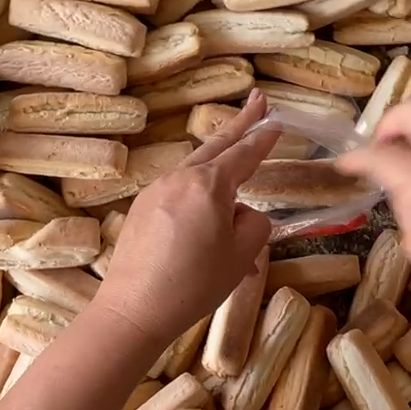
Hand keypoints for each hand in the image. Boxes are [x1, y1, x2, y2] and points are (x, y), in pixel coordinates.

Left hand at [94, 91, 282, 348]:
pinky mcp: (141, 207)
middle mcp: (180, 177)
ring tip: (236, 155)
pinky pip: (178, 192)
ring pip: (195, 168)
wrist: (134, 310)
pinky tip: (204, 215)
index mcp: (209, 185)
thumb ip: (253, 225)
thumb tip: (240, 213)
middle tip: (257, 99)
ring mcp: (156, 190)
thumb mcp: (242, 256)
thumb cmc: (194, 284)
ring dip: (218, 161)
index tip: (277, 120)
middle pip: (217, 144)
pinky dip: (197, 193)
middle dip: (241, 122)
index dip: (263, 137)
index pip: (244, 153)